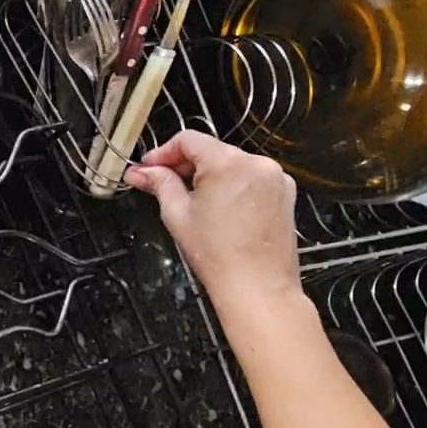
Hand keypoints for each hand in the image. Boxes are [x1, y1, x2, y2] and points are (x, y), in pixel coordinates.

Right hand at [124, 130, 303, 319]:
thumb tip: (140, 171)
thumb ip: (160, 183)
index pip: (188, 140)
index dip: (162, 152)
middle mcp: (257, 163)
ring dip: (206, 174)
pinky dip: (229, 184)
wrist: (258, 287)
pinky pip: (249, 177)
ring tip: (186, 198)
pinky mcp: (285, 193)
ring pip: (230, 163)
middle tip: (158, 183)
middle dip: (183, 164)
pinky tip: (215, 206)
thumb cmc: (214, 252)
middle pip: (210, 150)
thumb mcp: (177, 214)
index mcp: (228, 163)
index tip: (146, 169)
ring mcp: (276, 177)